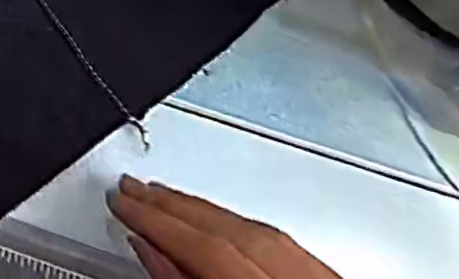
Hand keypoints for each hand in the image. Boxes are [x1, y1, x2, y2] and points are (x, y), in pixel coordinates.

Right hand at [109, 176, 342, 278]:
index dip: (157, 220)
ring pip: (260, 229)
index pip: (209, 249)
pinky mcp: (338, 278)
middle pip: (233, 229)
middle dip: (174, 205)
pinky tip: (212, 216)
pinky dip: (239, 223)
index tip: (120, 202)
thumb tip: (145, 244)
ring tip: (160, 195)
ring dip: (201, 208)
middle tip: (130, 189)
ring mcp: (329, 278)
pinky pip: (282, 240)